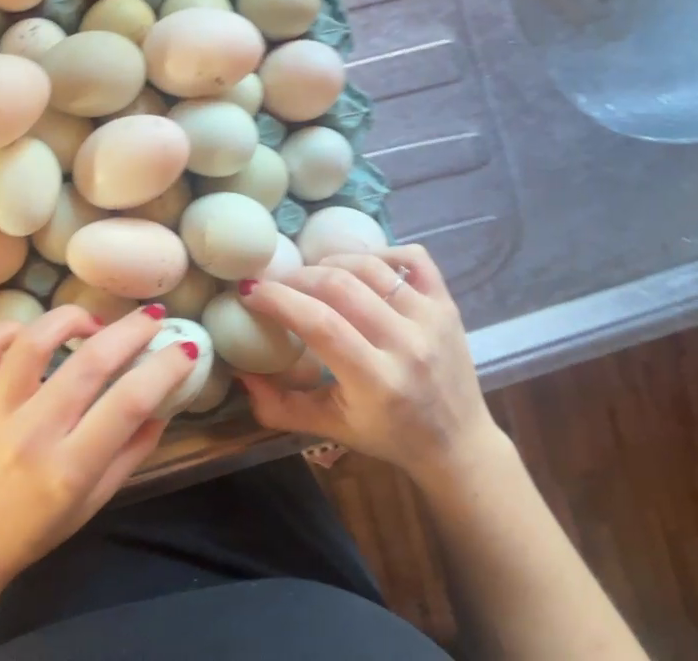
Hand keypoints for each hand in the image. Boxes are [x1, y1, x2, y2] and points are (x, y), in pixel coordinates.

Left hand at [0, 304, 196, 586]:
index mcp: (71, 467)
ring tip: (94, 323)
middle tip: (153, 318)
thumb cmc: (34, 530)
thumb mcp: (94, 502)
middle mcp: (34, 431)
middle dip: (131, 331)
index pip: (129, 402)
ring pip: (35, 340)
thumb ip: (131, 452)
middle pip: (90, 361)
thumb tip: (162, 403)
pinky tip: (34, 334)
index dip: (165, 368)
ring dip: (73, 319)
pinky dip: (13, 327)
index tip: (185, 348)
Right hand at [238, 246, 505, 488]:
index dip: (278, 300)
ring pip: (370, 267)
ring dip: (330, 262)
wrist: (458, 444)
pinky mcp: (447, 305)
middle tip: (276, 283)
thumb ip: (278, 406)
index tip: (249, 291)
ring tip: (310, 275)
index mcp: (377, 381)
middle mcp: (408, 345)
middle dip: (297, 277)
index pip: (320, 324)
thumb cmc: (388, 436)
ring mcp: (431, 320)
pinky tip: (359, 265)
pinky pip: (413, 259)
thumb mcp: (329, 428)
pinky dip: (380, 252)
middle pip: (341, 286)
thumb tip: (239, 372)